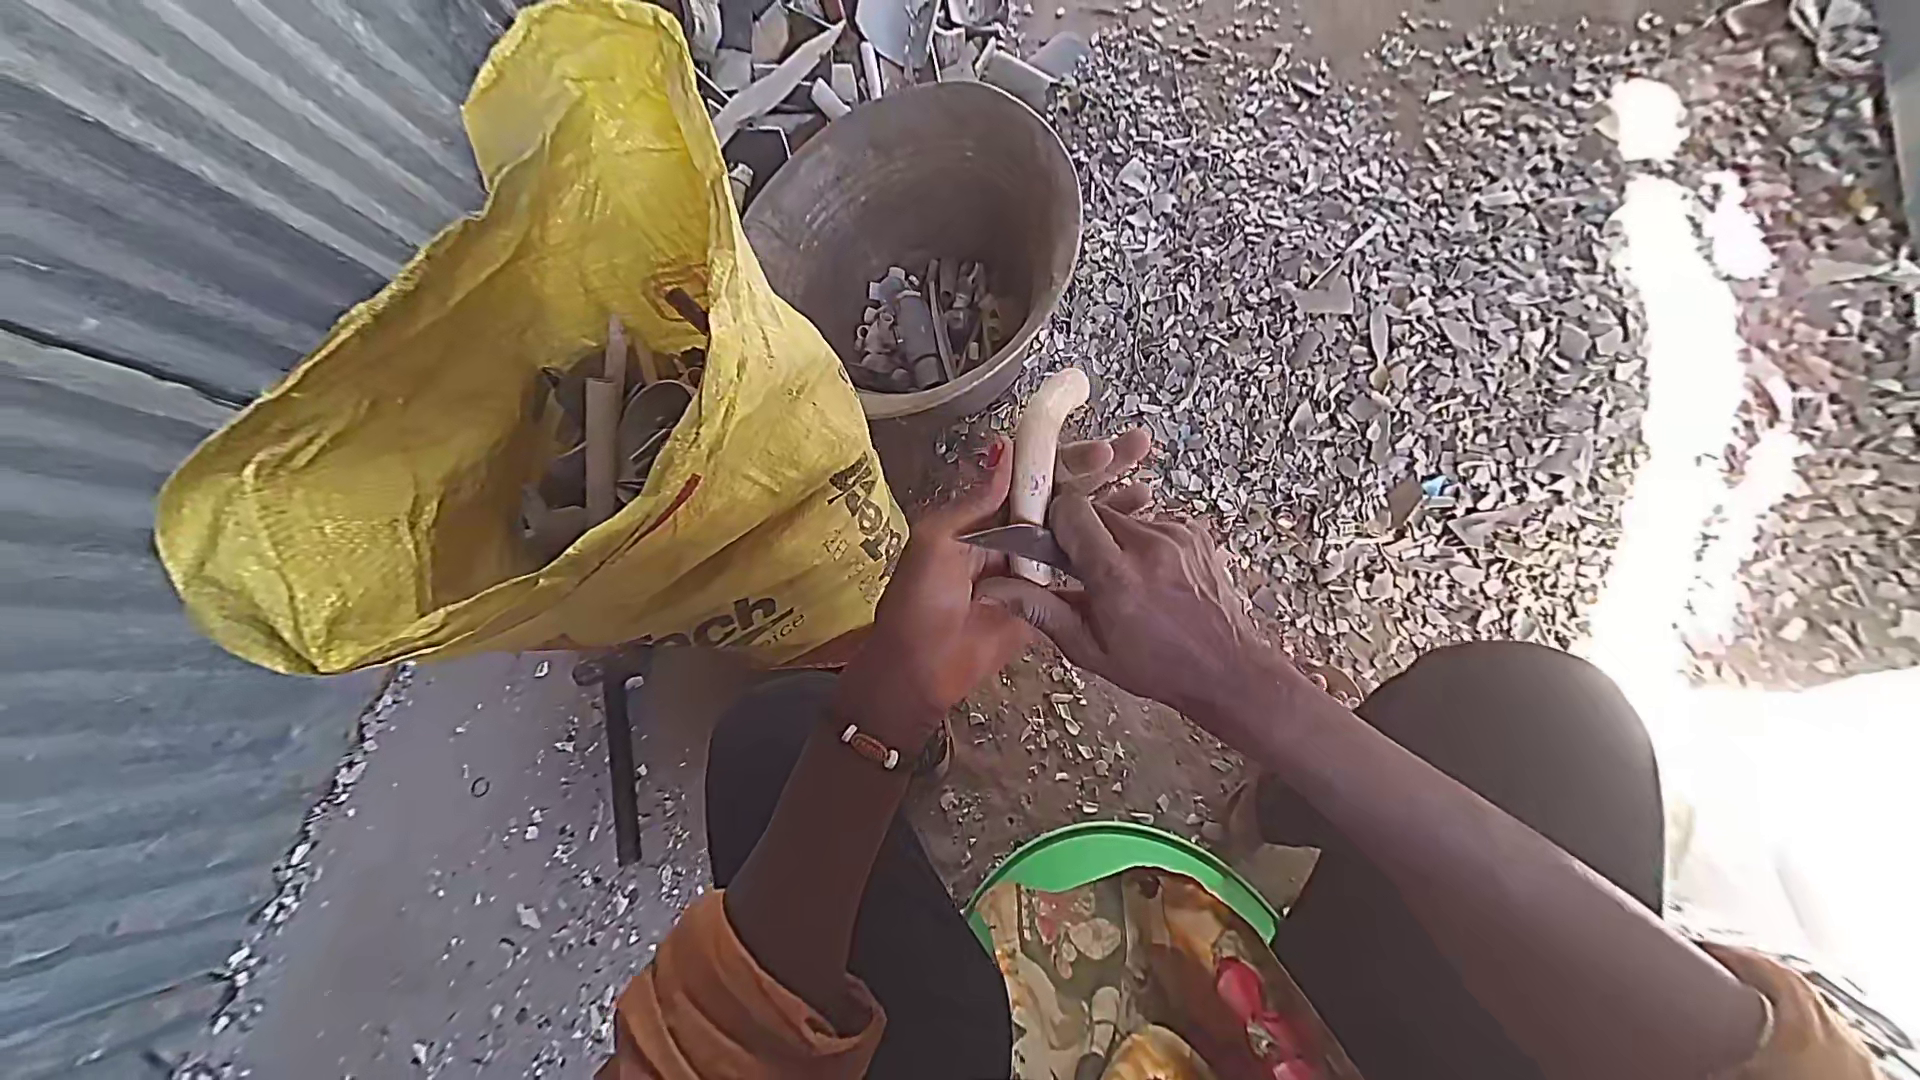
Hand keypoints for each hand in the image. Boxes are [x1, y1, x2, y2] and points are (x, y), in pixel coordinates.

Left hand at [834, 430, 1154, 746]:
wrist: (921, 668)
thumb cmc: (918, 602)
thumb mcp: (936, 543)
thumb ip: (974, 500)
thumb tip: (1004, 446)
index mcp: (985, 513)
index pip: (1033, 476)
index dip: (1068, 461)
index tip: (1102, 451)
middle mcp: (1013, 533)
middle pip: (1063, 496)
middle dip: (1101, 472)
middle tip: (1137, 448)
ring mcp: (1032, 566)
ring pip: (1077, 530)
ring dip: (1111, 508)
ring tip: (1147, 490)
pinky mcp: (1046, 598)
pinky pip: (1077, 571)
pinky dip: (1105, 555)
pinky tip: (1135, 539)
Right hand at [977, 492, 1306, 735]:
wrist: (1227, 668)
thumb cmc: (1156, 666)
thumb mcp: (1088, 648)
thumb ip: (1039, 610)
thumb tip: (991, 592)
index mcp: (1118, 577)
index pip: (1072, 511)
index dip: (1055, 523)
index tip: (1051, 546)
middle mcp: (1149, 546)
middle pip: (1095, 507)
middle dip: (1080, 530)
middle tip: (1082, 564)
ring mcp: (1177, 534)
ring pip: (1121, 512)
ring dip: (1109, 535)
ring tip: (1119, 574)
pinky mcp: (1194, 530)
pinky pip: (1150, 519)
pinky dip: (1138, 539)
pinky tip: (1145, 571)